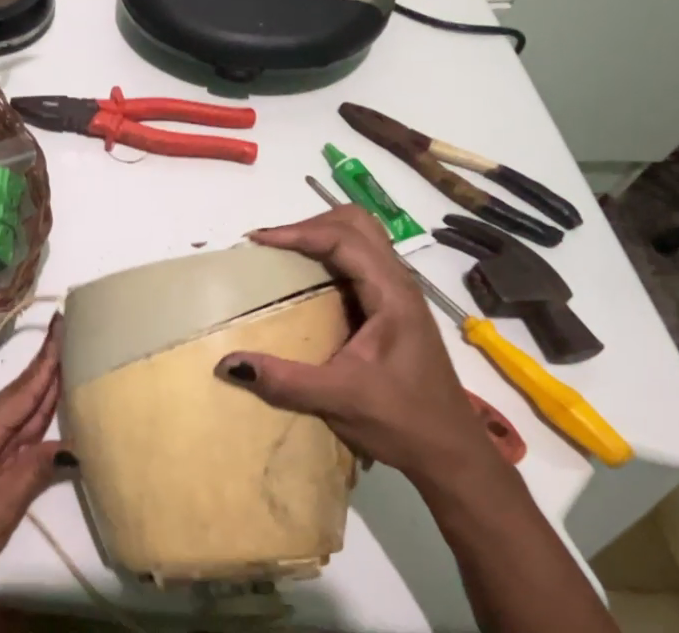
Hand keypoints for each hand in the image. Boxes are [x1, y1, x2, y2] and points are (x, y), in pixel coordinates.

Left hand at [0, 316, 69, 600]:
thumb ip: (30, 474)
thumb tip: (68, 445)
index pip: (22, 391)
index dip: (46, 361)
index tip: (62, 325)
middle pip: (22, 394)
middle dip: (48, 363)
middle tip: (74, 332)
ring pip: (21, 410)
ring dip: (45, 385)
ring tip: (71, 358)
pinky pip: (16, 430)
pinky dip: (38, 414)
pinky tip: (54, 406)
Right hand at [215, 207, 495, 481]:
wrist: (452, 454)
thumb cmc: (403, 421)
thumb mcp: (339, 400)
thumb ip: (284, 380)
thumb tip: (226, 362)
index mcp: (393, 295)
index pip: (344, 238)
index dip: (298, 232)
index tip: (258, 241)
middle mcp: (399, 284)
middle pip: (356, 224)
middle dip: (310, 225)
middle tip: (272, 245)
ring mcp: (399, 295)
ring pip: (361, 238)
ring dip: (321, 236)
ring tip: (283, 256)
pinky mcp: (393, 309)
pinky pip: (359, 261)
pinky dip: (329, 255)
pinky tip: (306, 281)